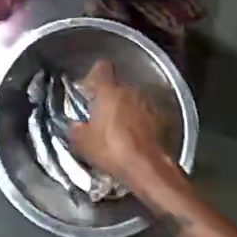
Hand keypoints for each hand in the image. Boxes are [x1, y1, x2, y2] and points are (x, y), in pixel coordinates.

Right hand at [67, 62, 177, 191]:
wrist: (149, 168)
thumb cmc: (113, 150)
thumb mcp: (83, 143)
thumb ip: (75, 129)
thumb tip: (74, 126)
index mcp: (108, 90)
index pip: (101, 68)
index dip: (94, 77)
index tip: (90, 90)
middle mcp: (130, 90)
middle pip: (117, 86)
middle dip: (109, 98)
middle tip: (100, 117)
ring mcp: (148, 103)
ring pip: (132, 100)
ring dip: (125, 110)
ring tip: (118, 131)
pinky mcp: (162, 118)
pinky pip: (146, 114)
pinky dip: (139, 123)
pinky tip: (133, 140)